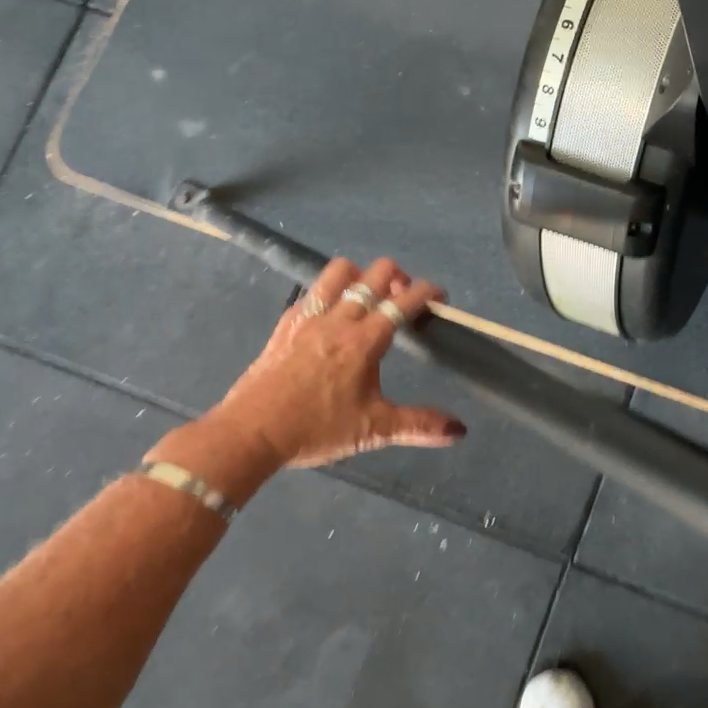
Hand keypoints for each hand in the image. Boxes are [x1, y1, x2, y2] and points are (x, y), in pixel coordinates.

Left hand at [205, 257, 465, 468]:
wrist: (248, 434)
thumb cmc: (315, 429)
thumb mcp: (373, 430)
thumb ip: (419, 425)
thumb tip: (459, 431)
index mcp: (364, 341)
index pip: (403, 301)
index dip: (427, 292)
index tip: (439, 296)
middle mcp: (338, 321)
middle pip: (372, 275)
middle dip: (395, 277)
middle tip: (402, 297)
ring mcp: (307, 319)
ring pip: (337, 272)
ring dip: (358, 276)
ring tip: (366, 296)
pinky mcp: (284, 326)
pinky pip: (311, 294)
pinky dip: (327, 294)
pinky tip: (330, 315)